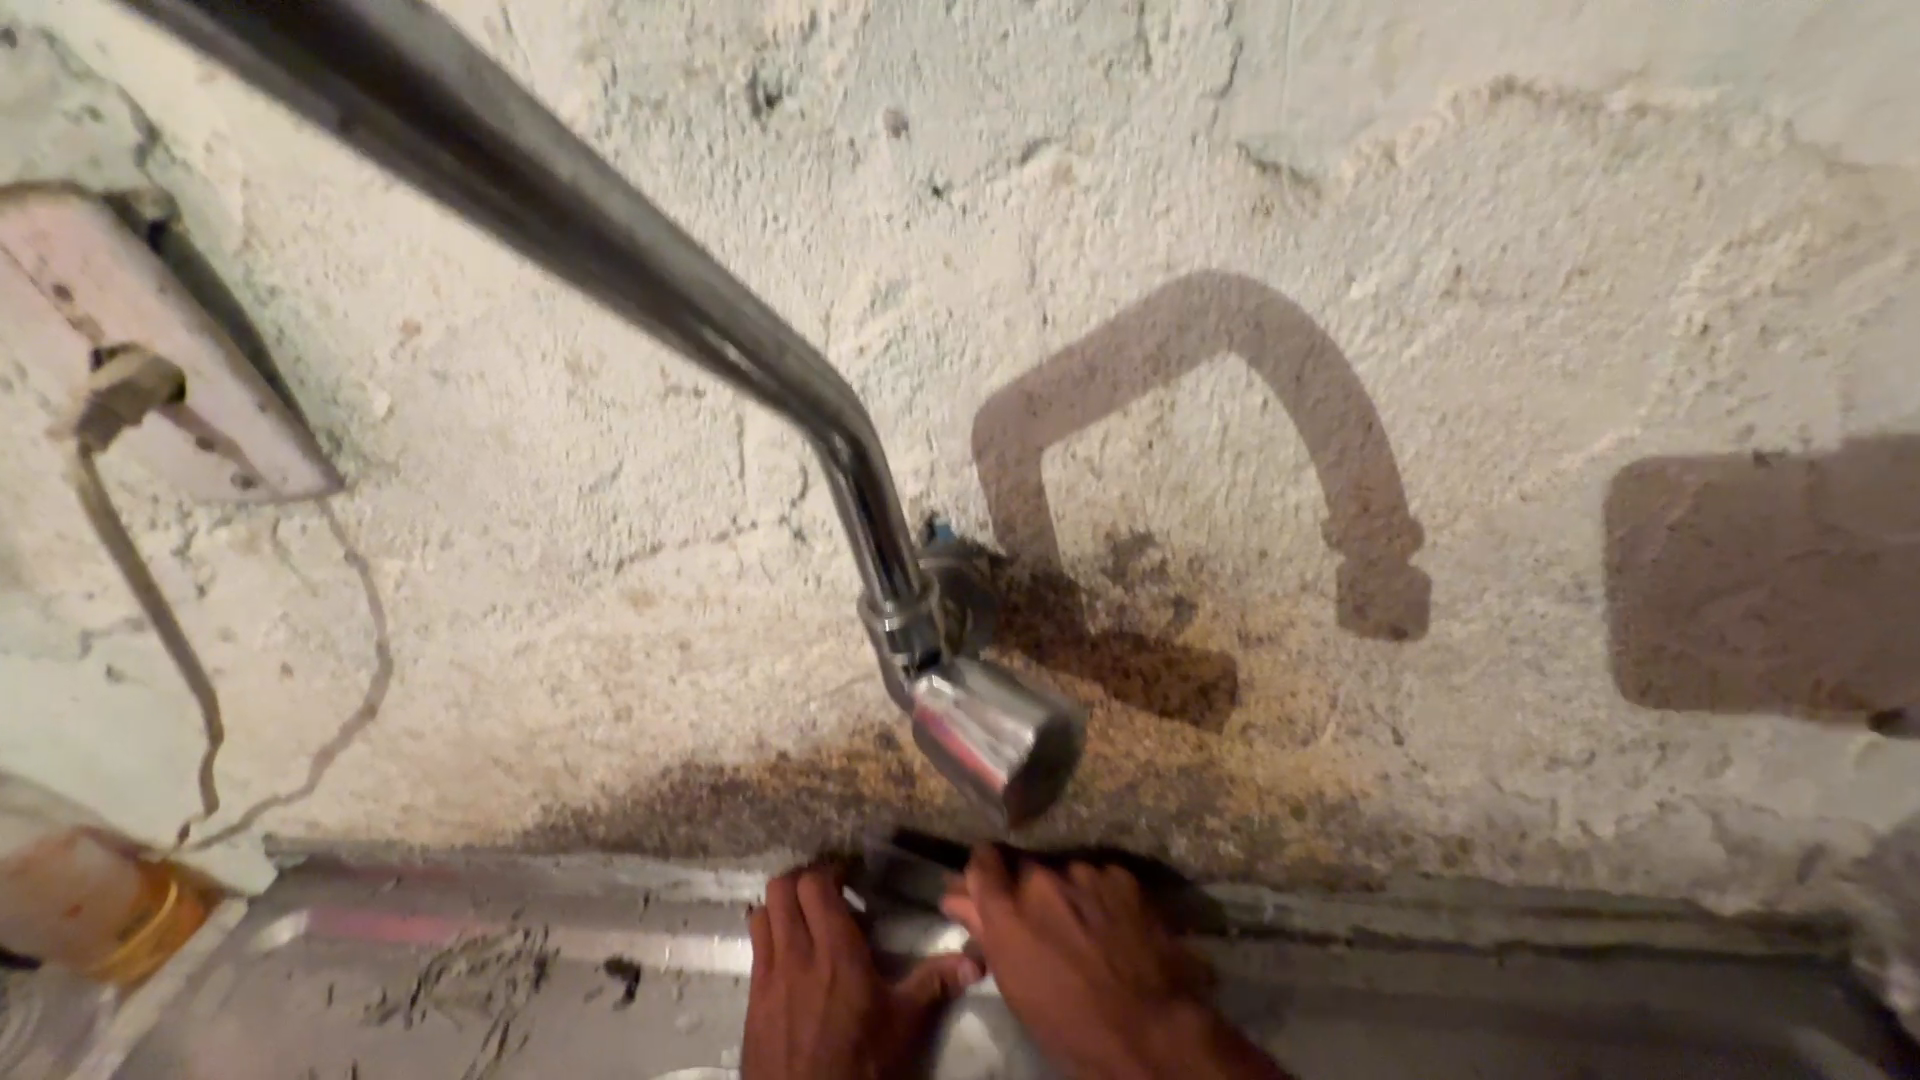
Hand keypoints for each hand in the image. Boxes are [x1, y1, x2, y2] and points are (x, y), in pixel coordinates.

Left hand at [743, 863, 982, 1079]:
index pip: (816, 885)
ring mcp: (768, 976)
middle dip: (803, 878)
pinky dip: (768, 933)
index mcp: (835, 952)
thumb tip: (976, 961)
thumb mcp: (903, 1024)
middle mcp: (796, 954)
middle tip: (828, 889)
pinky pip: (754, 946)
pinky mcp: (752, 999)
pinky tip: (791, 952)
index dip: (830, 870)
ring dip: (782, 903)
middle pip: (782, 888)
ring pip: (761, 912)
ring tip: (805, 915)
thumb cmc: (859, 1064)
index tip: (850, 876)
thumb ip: (934, 983)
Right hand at [941, 846, 1290, 1079]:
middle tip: (1044, 923)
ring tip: (1085, 929)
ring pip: (1066, 873)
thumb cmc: (1068, 1023)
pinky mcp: (1122, 876)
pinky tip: (1113, 926)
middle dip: (1028, 889)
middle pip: (1025, 868)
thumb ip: (984, 931)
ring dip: (1067, 894)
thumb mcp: (1013, 985)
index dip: (985, 871)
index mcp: (1008, 908)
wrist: (1148, 1030)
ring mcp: (1085, 872)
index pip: (982, 859)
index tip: (991, 886)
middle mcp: (1042, 878)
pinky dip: (1100, 897)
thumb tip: (956, 897)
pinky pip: (1100, 879)